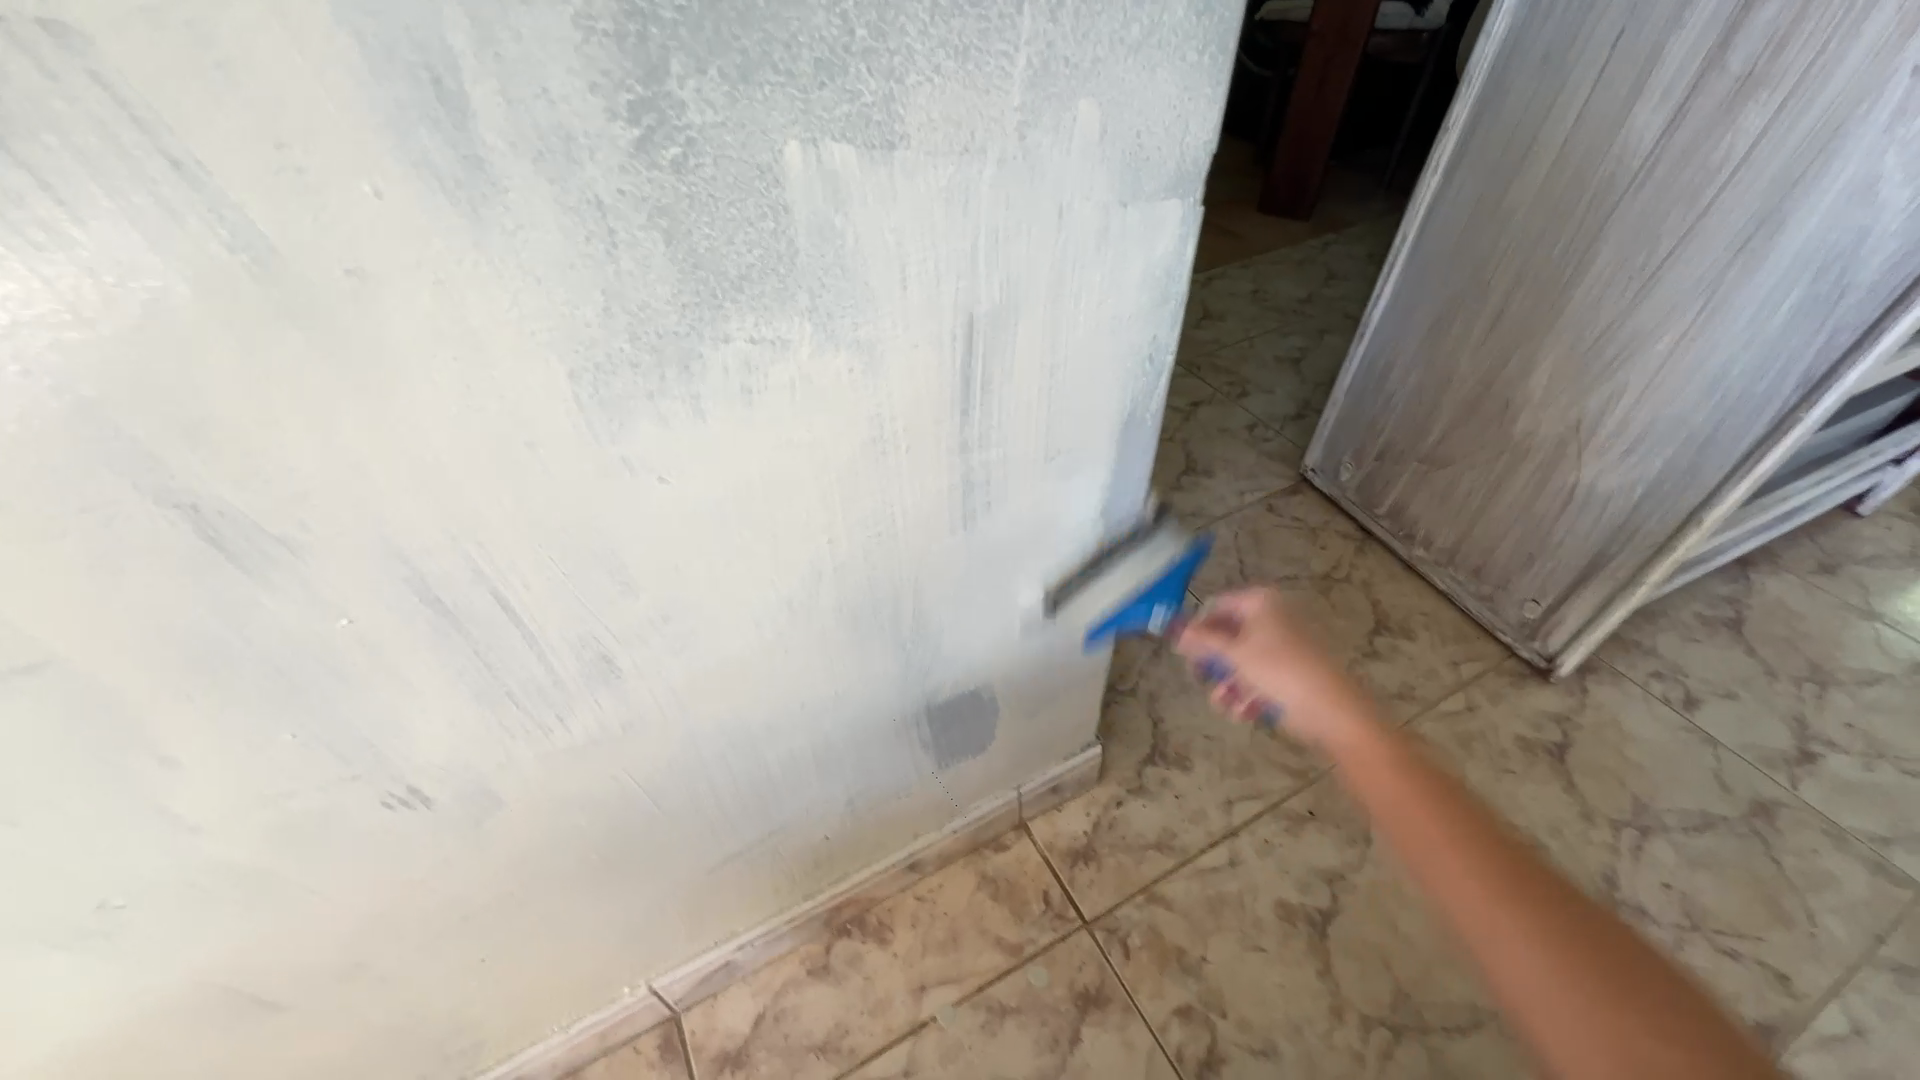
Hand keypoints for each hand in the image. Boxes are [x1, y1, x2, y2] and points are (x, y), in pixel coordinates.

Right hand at [1173, 586, 1377, 748]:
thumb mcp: (1234, 654)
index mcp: (1261, 602)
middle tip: (1200, 679)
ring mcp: (1284, 645)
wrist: (1332, 707)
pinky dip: (1248, 693)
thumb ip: (1203, 641)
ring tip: (1226, 703)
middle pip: (1228, 636)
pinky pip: (1260, 676)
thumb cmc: (1279, 670)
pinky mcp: (1291, 671)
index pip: (1217, 606)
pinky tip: (1245, 711)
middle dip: (1214, 662)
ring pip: (1241, 661)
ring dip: (1228, 684)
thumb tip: (1177, 632)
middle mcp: (1273, 617)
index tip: (1182, 651)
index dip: (1197, 627)